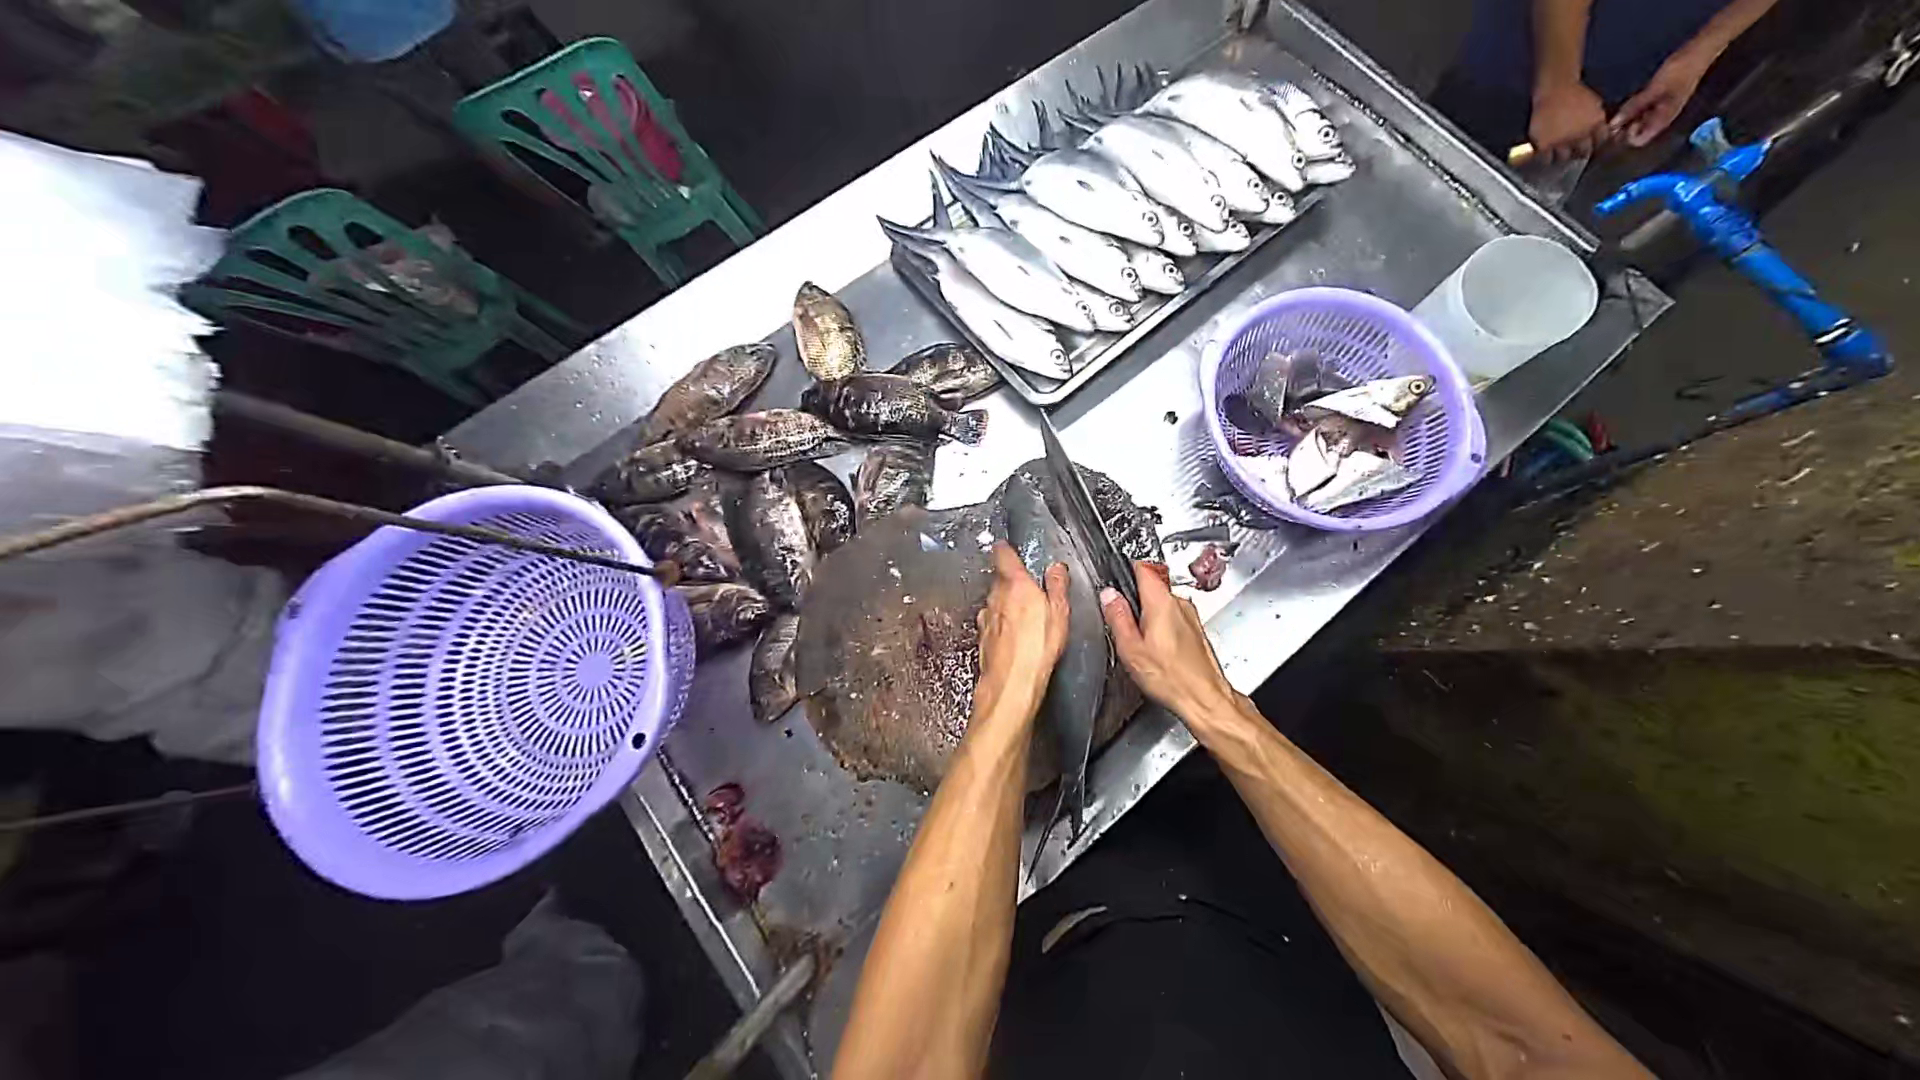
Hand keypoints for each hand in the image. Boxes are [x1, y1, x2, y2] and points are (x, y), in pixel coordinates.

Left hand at [975, 542, 1069, 711]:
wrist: (1011, 683)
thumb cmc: (1036, 648)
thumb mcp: (1058, 613)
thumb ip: (1057, 587)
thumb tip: (1056, 569)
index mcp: (1014, 585)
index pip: (1003, 556)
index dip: (1005, 549)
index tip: (1006, 546)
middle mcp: (995, 598)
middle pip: (999, 579)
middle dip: (1011, 580)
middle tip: (1026, 584)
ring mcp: (986, 618)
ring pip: (995, 601)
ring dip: (1005, 603)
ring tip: (1024, 613)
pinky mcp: (983, 637)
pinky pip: (993, 622)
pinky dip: (1002, 623)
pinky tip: (1014, 635)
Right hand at [1098, 561, 1235, 720]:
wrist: (1205, 699)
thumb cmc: (1171, 678)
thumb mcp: (1131, 648)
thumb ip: (1118, 617)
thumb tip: (1109, 595)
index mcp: (1161, 602)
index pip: (1144, 568)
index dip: (1127, 569)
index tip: (1117, 578)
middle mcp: (1180, 604)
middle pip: (1152, 587)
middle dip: (1135, 599)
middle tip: (1122, 620)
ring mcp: (1191, 617)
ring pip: (1163, 604)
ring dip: (1149, 616)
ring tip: (1139, 641)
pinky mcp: (1196, 631)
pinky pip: (1173, 619)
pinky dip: (1161, 628)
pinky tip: (1156, 651)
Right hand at [1528, 81, 1609, 163]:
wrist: (1555, 91)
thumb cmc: (1575, 94)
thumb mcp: (1594, 105)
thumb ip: (1595, 119)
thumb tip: (1597, 130)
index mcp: (1596, 123)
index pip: (1601, 140)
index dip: (1597, 144)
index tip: (1592, 145)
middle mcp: (1580, 134)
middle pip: (1583, 152)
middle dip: (1580, 153)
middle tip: (1575, 154)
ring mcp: (1561, 141)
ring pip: (1564, 158)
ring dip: (1562, 157)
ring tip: (1558, 156)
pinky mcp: (1545, 145)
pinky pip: (1546, 159)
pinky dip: (1546, 159)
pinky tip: (1545, 156)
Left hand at [1612, 47, 1711, 147]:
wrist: (1699, 50)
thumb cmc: (1680, 70)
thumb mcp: (1655, 89)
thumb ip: (1634, 107)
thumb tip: (1611, 125)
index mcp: (1663, 118)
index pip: (1639, 140)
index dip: (1626, 137)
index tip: (1621, 125)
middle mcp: (1660, 117)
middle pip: (1636, 133)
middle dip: (1622, 129)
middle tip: (1615, 118)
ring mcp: (1659, 108)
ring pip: (1637, 122)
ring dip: (1625, 119)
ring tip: (1619, 110)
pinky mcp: (1658, 100)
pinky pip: (1640, 111)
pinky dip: (1632, 110)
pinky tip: (1626, 103)